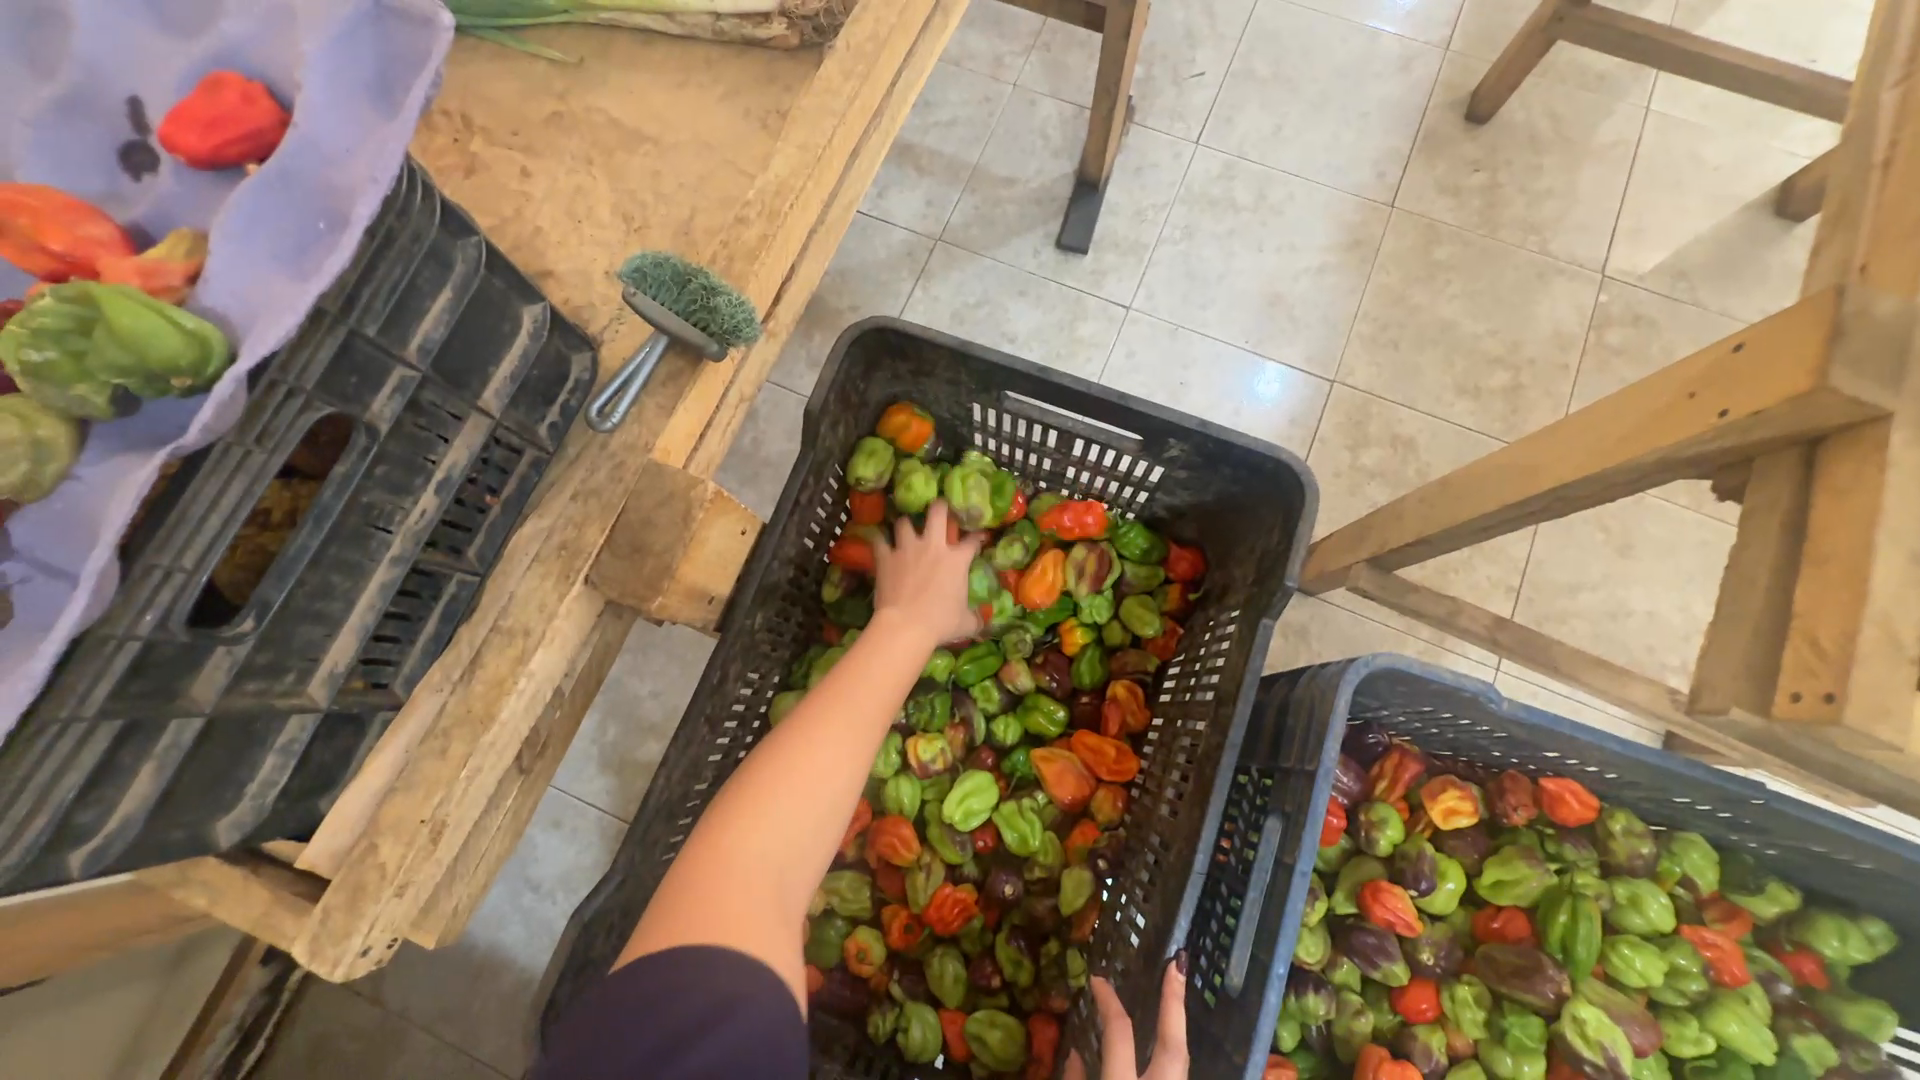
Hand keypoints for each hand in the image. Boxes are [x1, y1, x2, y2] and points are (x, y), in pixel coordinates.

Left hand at [873, 500, 982, 646]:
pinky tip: (880, 542)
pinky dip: (880, 541)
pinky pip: (879, 541)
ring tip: (906, 528)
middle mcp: (933, 547)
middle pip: (937, 513)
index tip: (978, 536)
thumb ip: (975, 618)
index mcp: (957, 560)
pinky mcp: (886, 557)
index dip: (977, 537)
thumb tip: (982, 623)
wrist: (906, 625)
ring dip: (906, 524)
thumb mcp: (965, 623)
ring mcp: (907, 549)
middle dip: (940, 507)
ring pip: (904, 523)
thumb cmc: (940, 623)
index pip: (972, 541)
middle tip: (939, 508)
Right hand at [1063, 958, 1188, 1079]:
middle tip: (1176, 963)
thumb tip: (1073, 1054)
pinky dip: (1172, 1051)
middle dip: (1175, 1003)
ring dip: (1178, 1025)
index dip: (1108, 1002)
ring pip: (1182, 1056)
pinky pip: (1177, 1072)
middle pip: (1172, 1044)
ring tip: (1176, 994)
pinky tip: (1168, 1039)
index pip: (1119, 1033)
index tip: (1097, 978)